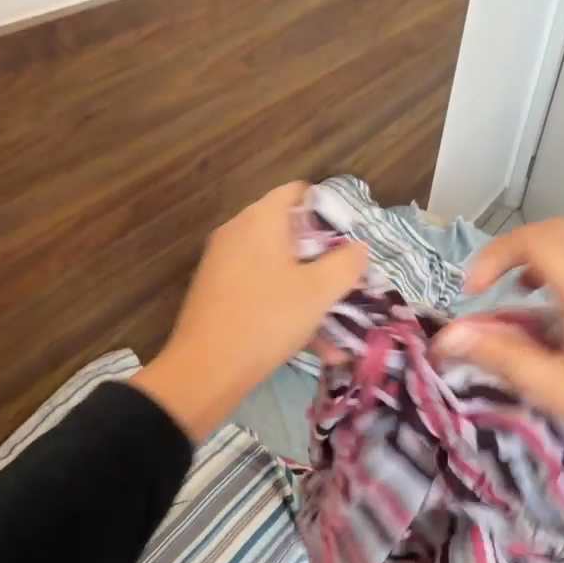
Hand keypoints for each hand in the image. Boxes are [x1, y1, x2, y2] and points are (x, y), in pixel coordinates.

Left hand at [132, 183, 368, 440]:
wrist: (204, 370)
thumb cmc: (266, 320)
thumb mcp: (318, 292)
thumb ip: (346, 263)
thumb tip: (358, 247)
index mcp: (261, 219)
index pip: (299, 192)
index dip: (330, 209)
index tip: (352, 239)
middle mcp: (238, 232)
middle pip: (290, 231)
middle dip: (324, 257)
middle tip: (351, 280)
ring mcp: (224, 263)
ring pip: (279, 268)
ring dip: (311, 292)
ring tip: (342, 323)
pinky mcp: (218, 293)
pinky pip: (262, 291)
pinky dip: (288, 309)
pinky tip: (318, 346)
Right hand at [433, 219, 563, 540]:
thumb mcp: (558, 392)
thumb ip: (501, 356)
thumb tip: (447, 336)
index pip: (534, 239)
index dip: (493, 256)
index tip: (472, 292)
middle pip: (563, 230)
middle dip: (519, 248)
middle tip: (495, 285)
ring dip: (553, 253)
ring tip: (529, 290)